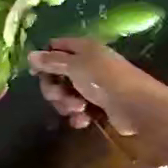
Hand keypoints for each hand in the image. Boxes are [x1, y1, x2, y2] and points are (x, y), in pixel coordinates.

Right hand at [28, 37, 167, 135]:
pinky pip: (77, 110)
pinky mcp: (98, 106)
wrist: (137, 107)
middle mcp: (87, 64)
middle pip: (56, 74)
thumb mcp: (75, 66)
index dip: (43, 59)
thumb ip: (51, 61)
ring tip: (79, 108)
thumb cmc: (105, 80)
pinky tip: (84, 119)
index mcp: (82, 49)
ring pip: (65, 95)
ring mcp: (93, 86)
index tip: (35, 73)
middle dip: (54, 88)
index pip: (55, 48)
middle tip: (60, 95)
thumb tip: (30, 55)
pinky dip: (78, 115)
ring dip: (66, 104)